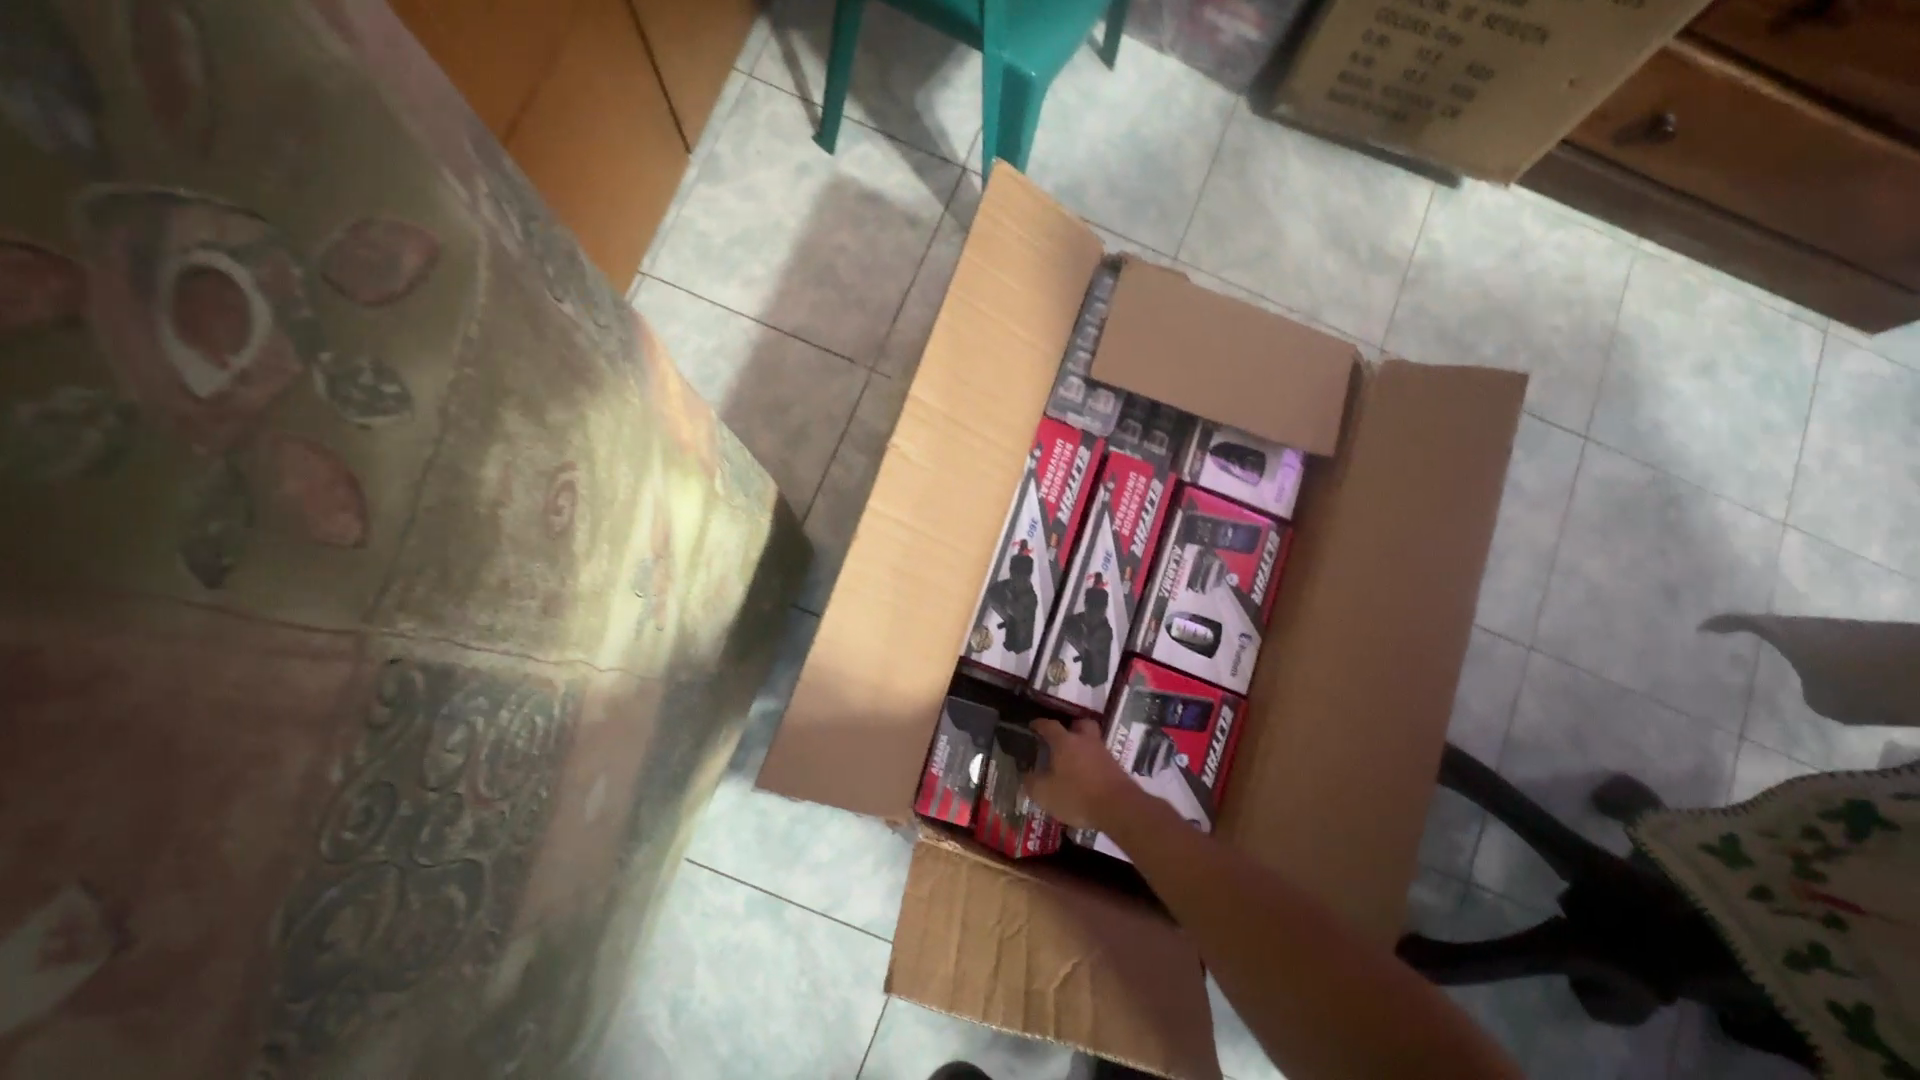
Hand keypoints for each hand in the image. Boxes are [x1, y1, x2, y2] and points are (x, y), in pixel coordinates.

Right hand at [1026, 717, 1137, 831]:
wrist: (1119, 808)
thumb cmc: (1077, 796)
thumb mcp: (1045, 794)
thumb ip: (1032, 782)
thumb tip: (1026, 774)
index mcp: (1065, 742)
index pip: (1049, 725)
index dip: (1039, 725)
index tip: (1033, 726)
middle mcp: (1086, 741)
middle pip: (1080, 724)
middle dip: (1071, 728)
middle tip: (1061, 739)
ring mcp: (1103, 753)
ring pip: (1092, 742)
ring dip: (1083, 748)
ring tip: (1072, 762)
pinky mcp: (1116, 768)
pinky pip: (1100, 759)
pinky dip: (1092, 764)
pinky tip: (1086, 778)